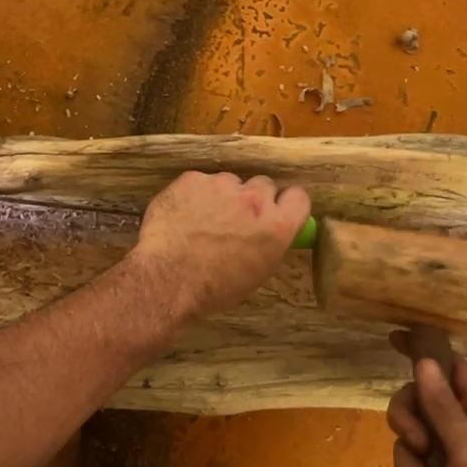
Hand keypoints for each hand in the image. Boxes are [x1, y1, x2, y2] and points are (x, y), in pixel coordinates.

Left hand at [124, 170, 309, 321]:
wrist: (168, 276)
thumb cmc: (214, 287)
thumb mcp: (257, 271)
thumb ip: (267, 242)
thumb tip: (265, 231)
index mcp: (276, 226)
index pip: (298, 198)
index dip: (287, 202)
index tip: (278, 208)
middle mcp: (254, 199)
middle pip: (263, 184)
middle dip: (253, 197)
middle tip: (235, 215)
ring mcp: (222, 185)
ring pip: (229, 181)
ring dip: (221, 195)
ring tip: (202, 217)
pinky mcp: (193, 178)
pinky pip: (200, 181)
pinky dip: (195, 193)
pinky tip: (182, 213)